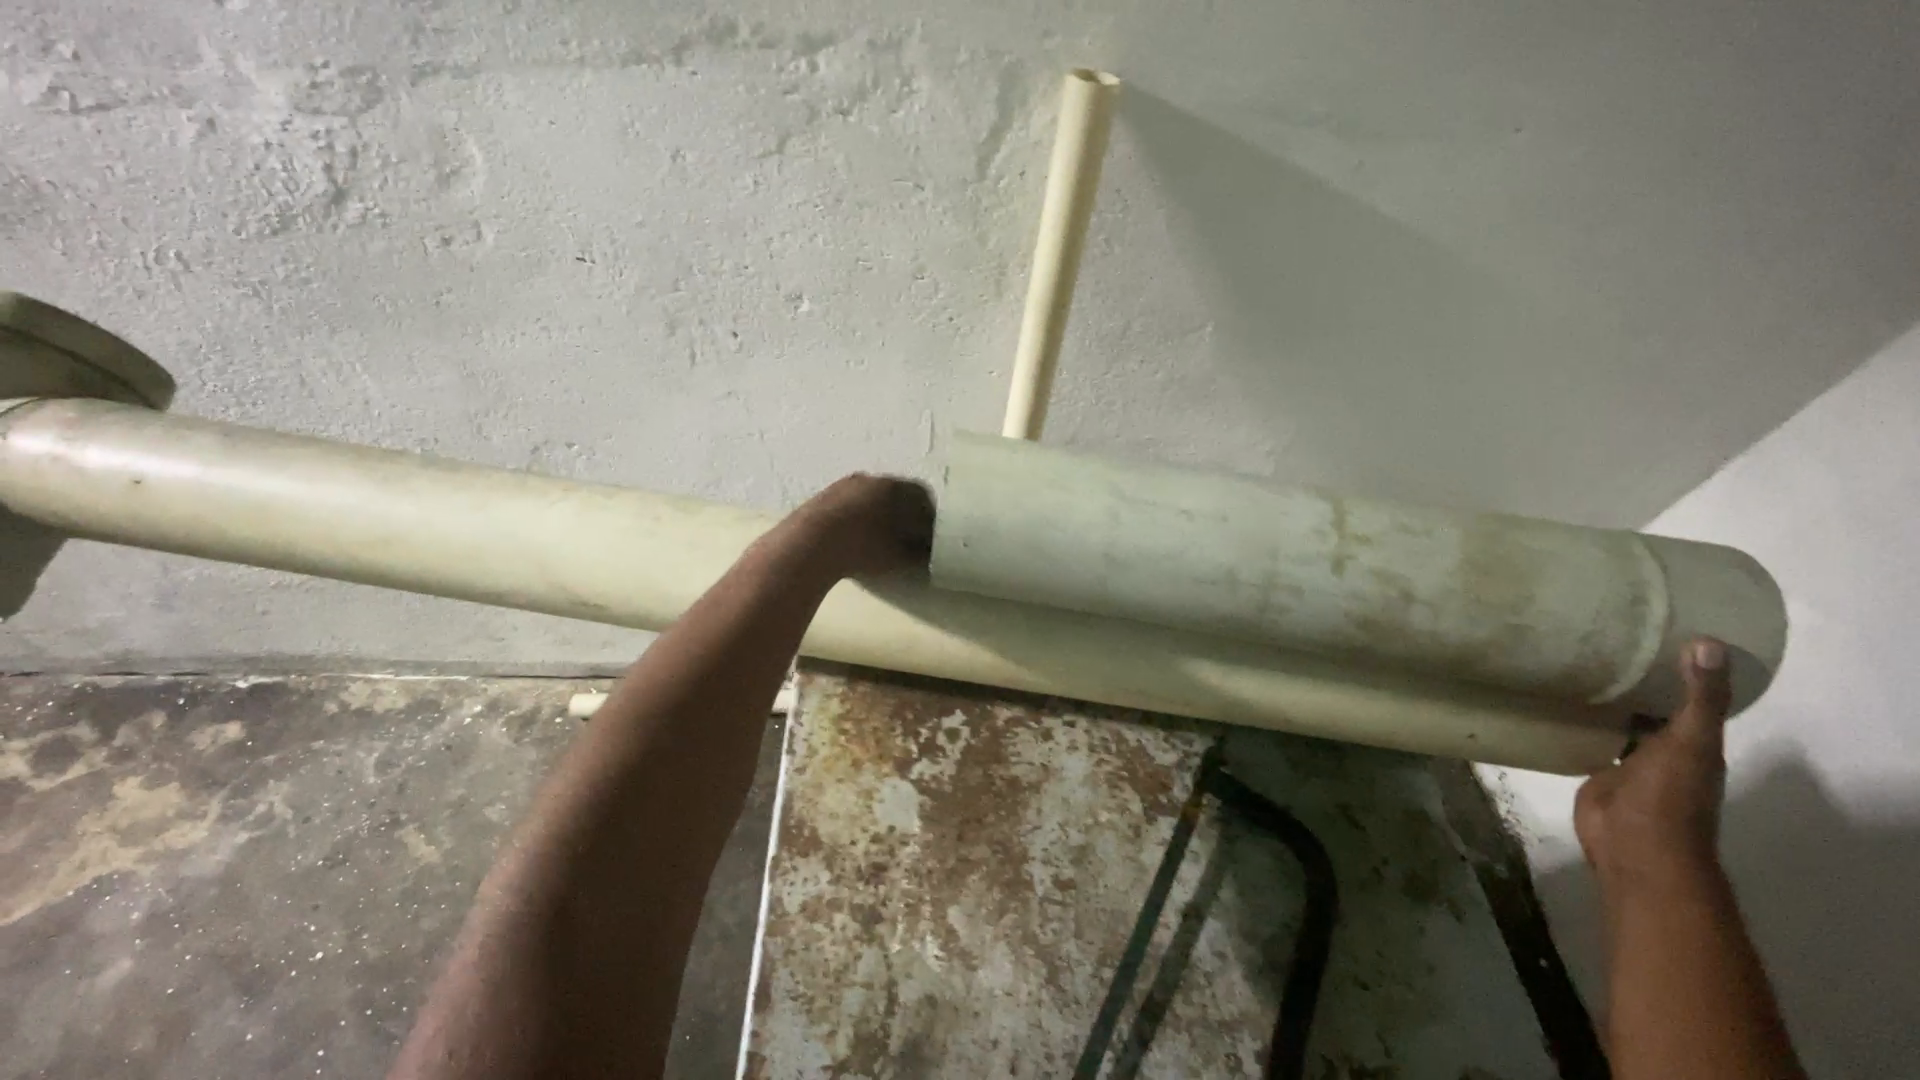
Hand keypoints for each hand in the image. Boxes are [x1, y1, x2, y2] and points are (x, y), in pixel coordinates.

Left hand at [780, 474, 934, 578]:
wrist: (810, 543)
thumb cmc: (864, 547)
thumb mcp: (900, 556)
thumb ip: (919, 551)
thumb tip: (927, 549)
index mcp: (894, 486)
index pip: (922, 495)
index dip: (928, 516)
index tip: (928, 534)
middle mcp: (870, 478)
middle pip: (894, 493)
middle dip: (902, 513)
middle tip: (904, 536)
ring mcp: (843, 485)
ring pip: (868, 497)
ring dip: (876, 514)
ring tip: (875, 538)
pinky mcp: (821, 497)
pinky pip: (847, 505)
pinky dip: (854, 518)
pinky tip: (851, 538)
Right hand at [1574, 638, 1731, 890]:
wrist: (1634, 846)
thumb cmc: (1670, 796)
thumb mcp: (1690, 741)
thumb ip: (1700, 697)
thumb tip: (1709, 640)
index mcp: (1695, 741)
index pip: (1690, 697)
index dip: (1680, 668)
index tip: (1659, 631)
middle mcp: (1666, 748)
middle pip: (1654, 708)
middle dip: (1639, 681)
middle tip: (1608, 639)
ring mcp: (1631, 762)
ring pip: (1622, 722)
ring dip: (1610, 701)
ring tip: (1580, 661)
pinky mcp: (1598, 771)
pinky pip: (1593, 739)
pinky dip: (1584, 722)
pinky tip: (1562, 700)